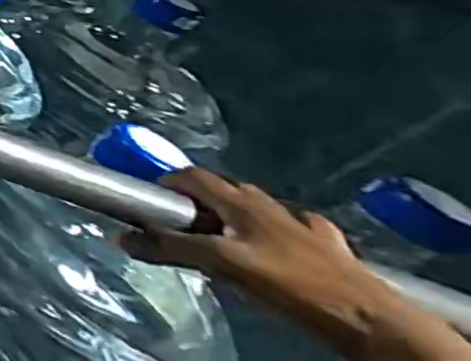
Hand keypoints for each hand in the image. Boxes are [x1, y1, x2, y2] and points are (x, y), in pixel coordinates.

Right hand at [121, 170, 469, 359]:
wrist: (377, 323)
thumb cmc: (292, 285)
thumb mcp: (223, 265)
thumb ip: (171, 248)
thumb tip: (121, 238)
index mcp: (239, 202)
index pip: (191, 176)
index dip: (167, 183)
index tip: (152, 200)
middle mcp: (268, 205)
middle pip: (224, 188)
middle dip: (200, 199)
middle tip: (186, 222)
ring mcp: (304, 227)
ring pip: (262, 207)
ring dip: (241, 213)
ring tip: (229, 234)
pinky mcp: (334, 251)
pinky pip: (304, 229)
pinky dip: (287, 230)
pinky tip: (287, 242)